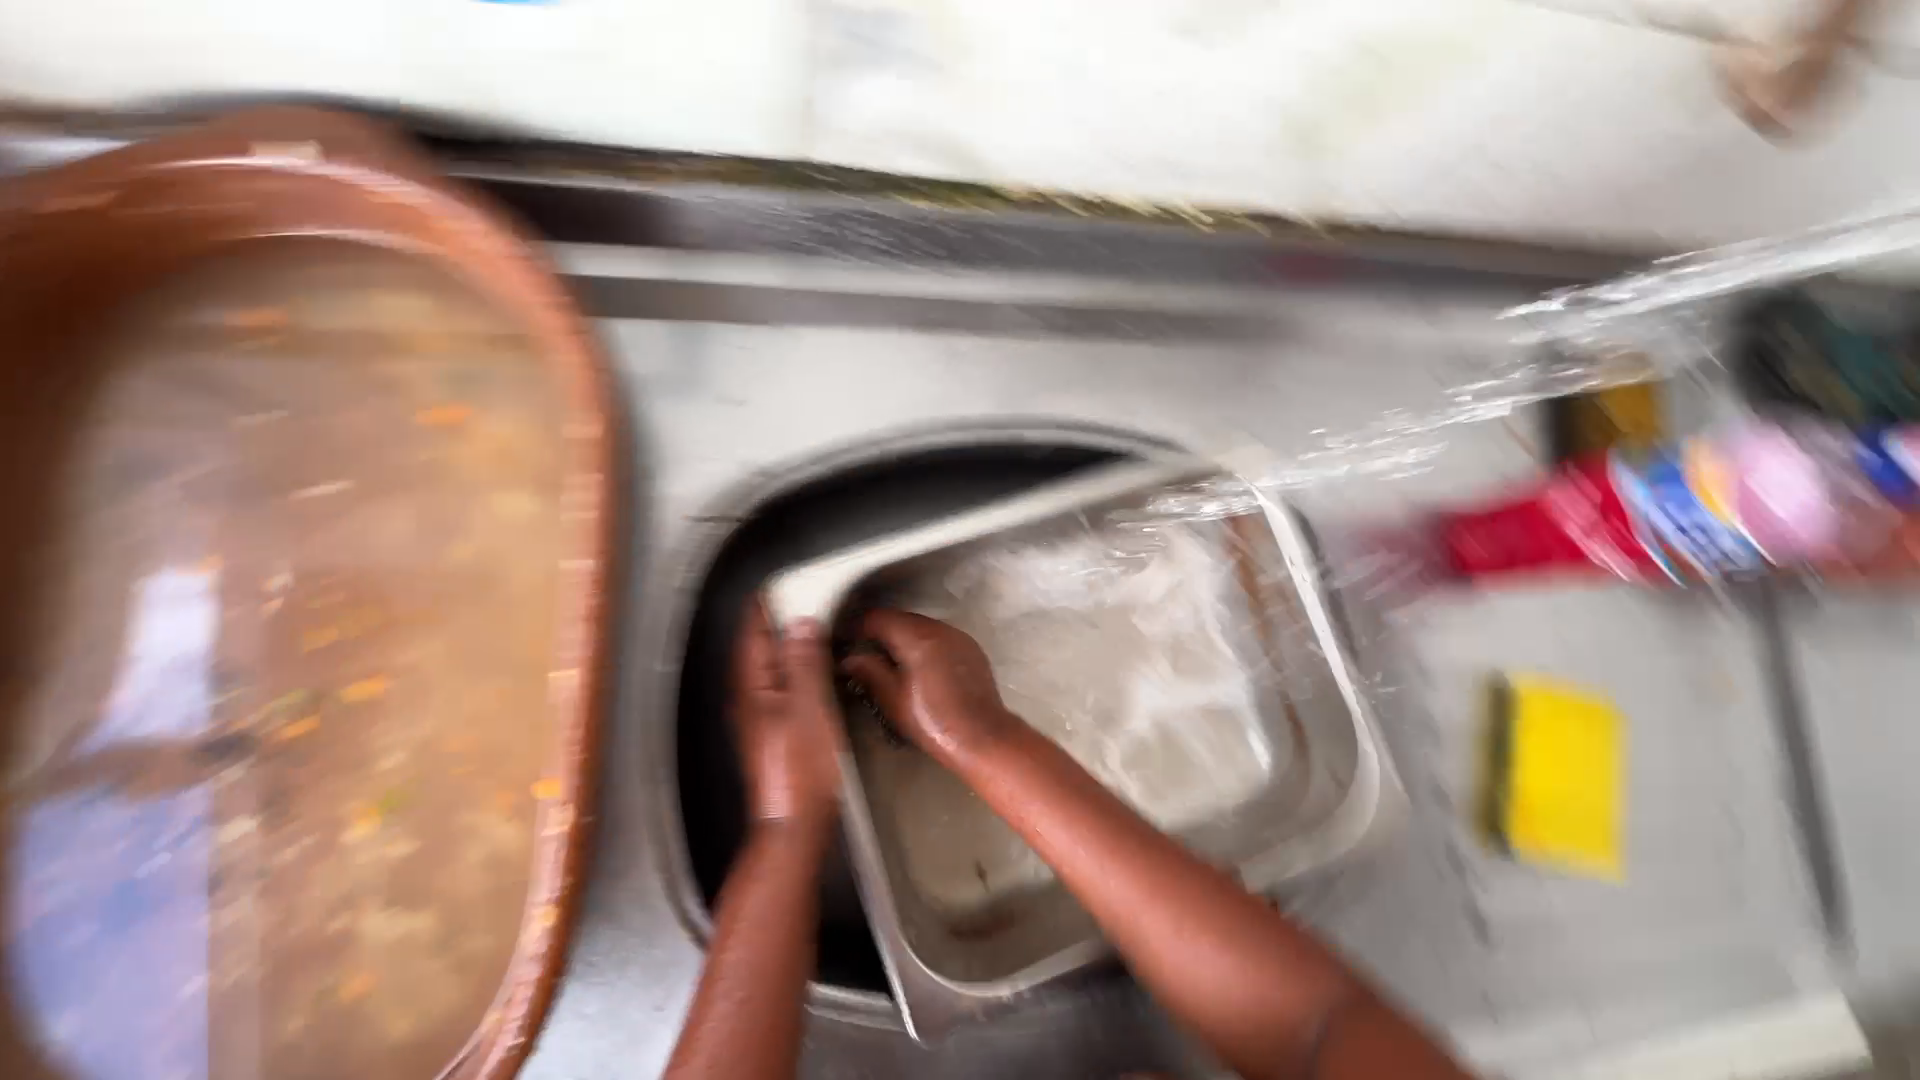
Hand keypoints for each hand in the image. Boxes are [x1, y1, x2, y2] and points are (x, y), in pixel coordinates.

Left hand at [730, 597, 842, 826]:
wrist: (795, 823)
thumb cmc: (802, 769)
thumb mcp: (808, 707)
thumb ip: (803, 662)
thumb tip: (801, 622)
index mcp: (753, 687)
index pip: (753, 632)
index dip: (768, 604)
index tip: (788, 582)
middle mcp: (750, 698)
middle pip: (759, 647)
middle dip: (779, 620)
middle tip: (808, 598)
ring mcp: (760, 716)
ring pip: (770, 666)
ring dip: (788, 643)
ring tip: (814, 627)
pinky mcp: (774, 730)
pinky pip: (781, 684)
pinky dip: (796, 667)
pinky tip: (816, 670)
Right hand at [840, 609, 1025, 763]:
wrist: (982, 737)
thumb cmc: (932, 721)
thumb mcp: (893, 700)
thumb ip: (869, 672)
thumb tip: (849, 658)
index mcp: (917, 637)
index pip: (878, 617)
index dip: (858, 627)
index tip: (846, 642)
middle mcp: (940, 628)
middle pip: (901, 619)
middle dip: (880, 632)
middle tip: (864, 653)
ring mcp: (959, 636)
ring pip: (922, 627)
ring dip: (903, 638)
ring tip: (890, 662)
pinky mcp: (971, 649)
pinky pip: (940, 637)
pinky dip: (924, 645)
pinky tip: (919, 667)